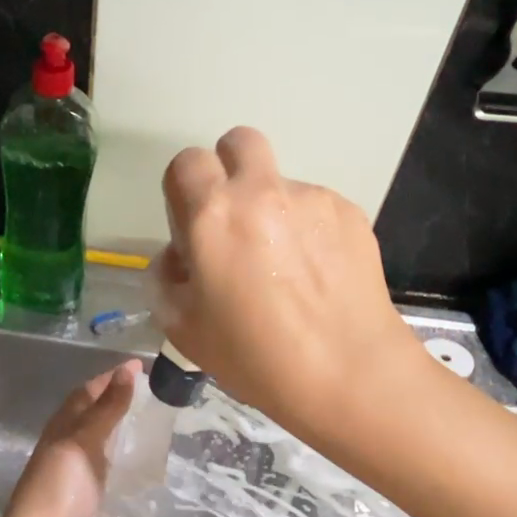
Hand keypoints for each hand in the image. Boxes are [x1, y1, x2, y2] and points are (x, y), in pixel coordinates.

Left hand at [0, 360, 140, 516]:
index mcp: (61, 425)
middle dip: (113, 398)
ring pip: (93, 437)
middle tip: (148, 392)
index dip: (111, 377)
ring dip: (114, 426)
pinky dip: (114, 454)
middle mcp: (62, 443)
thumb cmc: (61, 489)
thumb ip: (106, 409)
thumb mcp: (84, 442)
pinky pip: (98, 463)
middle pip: (88, 412)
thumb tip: (126, 370)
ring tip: (145, 421)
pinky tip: (129, 462)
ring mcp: (68, 470)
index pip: (87, 391)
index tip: (140, 366)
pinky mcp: (77, 494)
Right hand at [154, 126, 423, 427]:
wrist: (347, 373)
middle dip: (228, 171)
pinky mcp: (350, 214)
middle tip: (233, 222)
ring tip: (283, 270)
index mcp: (213, 215)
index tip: (191, 230)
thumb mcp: (181, 328)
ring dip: (271, 210)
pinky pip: (315, 209)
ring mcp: (312, 199)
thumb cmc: (253, 357)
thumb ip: (165, 279)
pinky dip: (306, 232)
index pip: (186, 163)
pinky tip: (314, 278)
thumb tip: (179, 257)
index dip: (183, 192)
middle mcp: (262, 192)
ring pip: (280, 183)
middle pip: (239, 142)